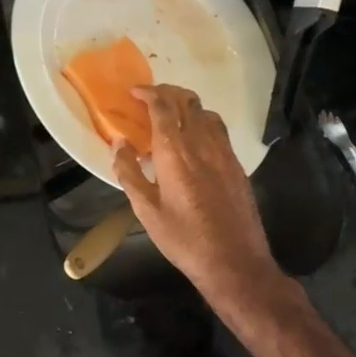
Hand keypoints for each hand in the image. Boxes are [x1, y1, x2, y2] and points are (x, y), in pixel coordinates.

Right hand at [113, 84, 279, 295]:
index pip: (162, 105)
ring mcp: (223, 153)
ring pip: (206, 112)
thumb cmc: (184, 238)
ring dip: (186, 106)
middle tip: (150, 100)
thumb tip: (119, 143)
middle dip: (166, 93)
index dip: (147, 92)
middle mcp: (201, 144)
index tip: (134, 92)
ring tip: (172, 117)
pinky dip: (202, 122)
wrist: (236, 264)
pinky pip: (219, 130)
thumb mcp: (145, 210)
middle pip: (187, 101)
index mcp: (174, 152)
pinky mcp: (237, 166)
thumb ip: (129, 172)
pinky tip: (194, 141)